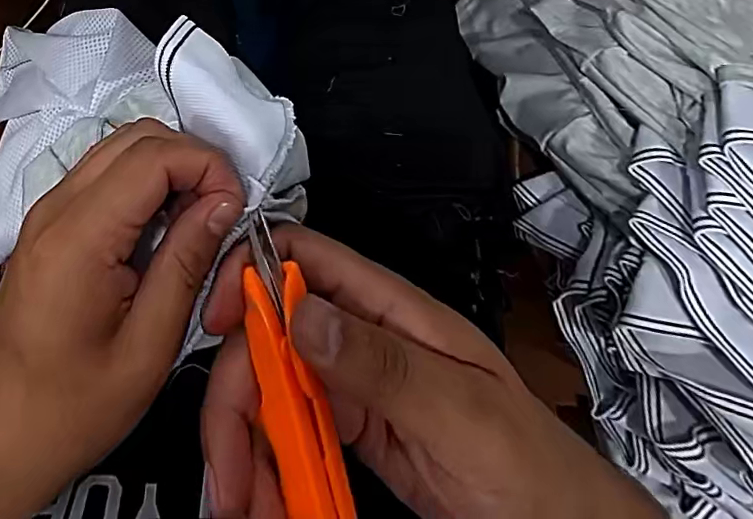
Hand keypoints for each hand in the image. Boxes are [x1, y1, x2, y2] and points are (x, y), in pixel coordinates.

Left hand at [0, 120, 244, 518]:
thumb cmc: (72, 408)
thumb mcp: (149, 347)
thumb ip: (187, 262)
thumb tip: (224, 202)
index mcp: (78, 237)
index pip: (154, 155)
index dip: (207, 165)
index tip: (234, 207)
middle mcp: (56, 206)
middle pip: (138, 137)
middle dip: (192, 159)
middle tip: (220, 210)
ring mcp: (47, 208)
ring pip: (122, 145)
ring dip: (169, 165)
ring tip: (195, 218)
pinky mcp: (49, 219)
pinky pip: (106, 170)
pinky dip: (145, 179)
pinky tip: (162, 224)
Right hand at [200, 225, 660, 518]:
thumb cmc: (536, 468)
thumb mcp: (459, 409)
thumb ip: (381, 359)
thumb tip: (301, 311)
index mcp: (389, 309)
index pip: (303, 259)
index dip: (251, 272)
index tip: (217, 320)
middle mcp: (362, 338)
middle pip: (271, 336)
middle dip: (238, 393)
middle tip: (228, 468)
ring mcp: (354, 385)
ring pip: (273, 389)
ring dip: (248, 443)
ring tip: (247, 503)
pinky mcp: (351, 431)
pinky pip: (292, 435)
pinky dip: (271, 468)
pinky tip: (271, 501)